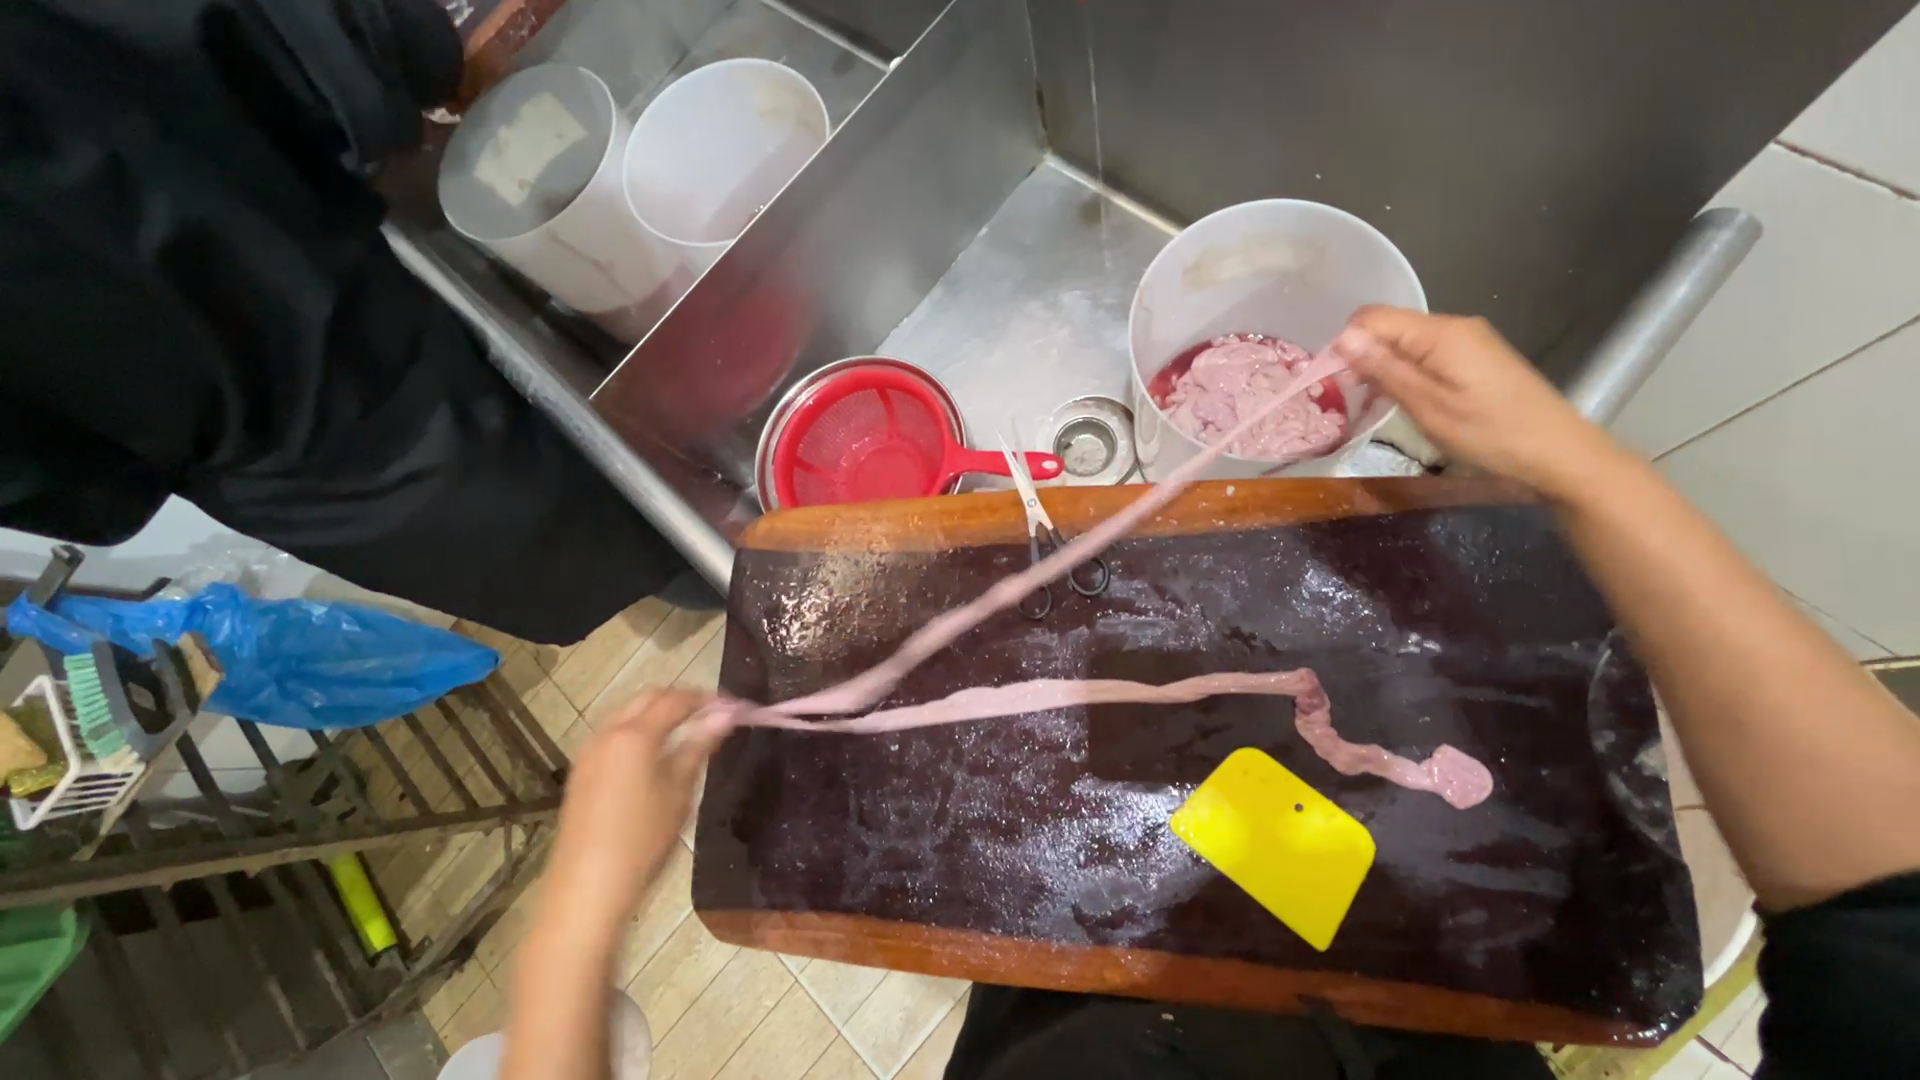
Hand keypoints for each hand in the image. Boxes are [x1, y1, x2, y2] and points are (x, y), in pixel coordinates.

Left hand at [541, 689, 733, 938]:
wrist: (586, 889)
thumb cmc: (642, 841)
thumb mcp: (680, 792)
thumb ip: (700, 746)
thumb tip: (726, 714)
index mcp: (634, 735)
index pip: (676, 700)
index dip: (708, 699)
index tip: (735, 707)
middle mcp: (607, 734)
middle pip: (648, 698)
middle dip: (681, 699)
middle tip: (713, 715)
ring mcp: (588, 753)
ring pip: (628, 714)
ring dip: (658, 714)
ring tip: (689, 733)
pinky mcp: (581, 773)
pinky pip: (614, 735)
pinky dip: (639, 732)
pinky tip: (656, 756)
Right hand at [1329, 306, 1626, 498]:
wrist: (1558, 452)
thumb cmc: (1490, 433)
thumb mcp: (1428, 406)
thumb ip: (1385, 369)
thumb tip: (1343, 338)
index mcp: (1440, 333)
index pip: (1372, 318)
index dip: (1345, 345)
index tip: (1333, 383)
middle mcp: (1453, 327)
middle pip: (1388, 327)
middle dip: (1362, 356)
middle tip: (1353, 400)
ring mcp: (1467, 341)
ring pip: (1405, 342)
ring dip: (1383, 367)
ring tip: (1378, 405)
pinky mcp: (1475, 357)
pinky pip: (1426, 353)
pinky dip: (1406, 372)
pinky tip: (1407, 401)